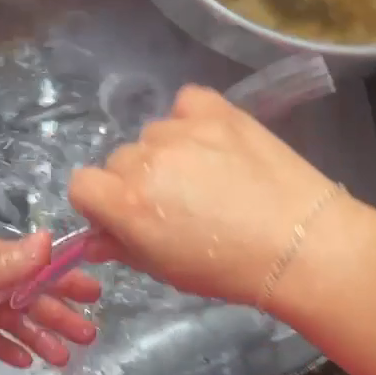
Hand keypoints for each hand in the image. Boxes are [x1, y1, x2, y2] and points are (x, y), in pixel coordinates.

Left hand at [0, 232, 100, 367]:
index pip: (35, 266)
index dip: (65, 279)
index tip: (93, 293)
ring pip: (13, 322)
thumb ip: (7, 264)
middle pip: (29, 296)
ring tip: (63, 359)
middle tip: (89, 335)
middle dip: (59, 314)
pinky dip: (8, 349)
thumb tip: (51, 240)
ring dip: (39, 337)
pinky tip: (25, 363)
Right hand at [68, 85, 373, 307]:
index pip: (81, 184)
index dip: (95, 203)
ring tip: (198, 179)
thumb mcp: (163, 270)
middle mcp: (147, 161)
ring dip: (163, 155)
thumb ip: (122, 248)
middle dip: (132, 182)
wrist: (294, 244)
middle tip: (168, 206)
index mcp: (127, 203)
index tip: (116, 217)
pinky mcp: (219, 112)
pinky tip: (208, 145)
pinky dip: (188, 122)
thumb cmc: (223, 269)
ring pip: (151, 136)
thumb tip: (95, 240)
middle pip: (117, 161)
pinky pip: (185, 104)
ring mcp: (183, 131)